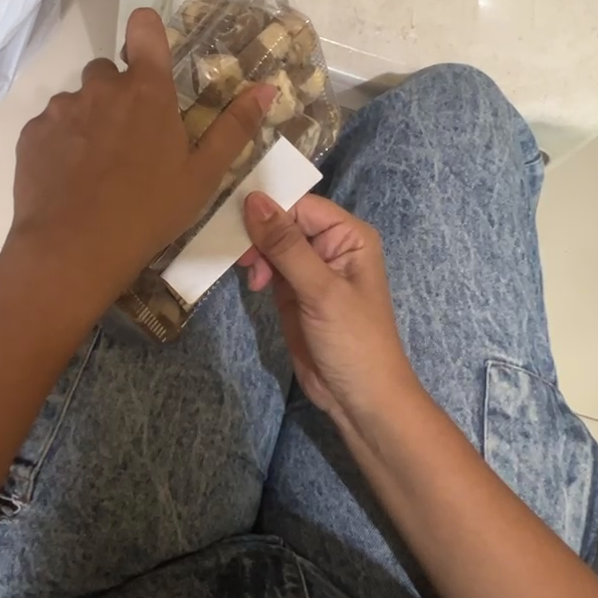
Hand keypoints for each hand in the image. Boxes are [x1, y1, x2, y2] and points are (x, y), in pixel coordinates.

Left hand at [7, 8, 269, 301]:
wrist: (74, 248)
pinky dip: (60, 146)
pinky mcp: (32, 133)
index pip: (145, 27)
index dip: (147, 35)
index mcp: (147, 90)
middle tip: (129, 144)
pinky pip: (50, 128)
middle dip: (118, 97)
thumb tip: (265, 88)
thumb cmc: (149, 212)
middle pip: (108, 72)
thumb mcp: (202, 176)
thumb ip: (234, 128)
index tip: (150, 62)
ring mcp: (61, 109)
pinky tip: (70, 181)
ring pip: (78, 102)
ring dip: (88, 123)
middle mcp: (101, 87)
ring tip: (96, 170)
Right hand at [239, 194, 417, 424]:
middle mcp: (331, 247)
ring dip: (255, 254)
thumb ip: (286, 245)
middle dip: (259, 234)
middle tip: (242, 258)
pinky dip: (256, 271)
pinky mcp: (294, 293)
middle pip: (284, 222)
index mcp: (349, 236)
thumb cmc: (353, 341)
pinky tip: (253, 284)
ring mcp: (311, 271)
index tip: (238, 223)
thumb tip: (253, 199)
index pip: (302, 206)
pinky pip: (269, 268)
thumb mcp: (320, 290)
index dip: (270, 210)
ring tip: (251, 278)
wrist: (359, 398)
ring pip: (273, 245)